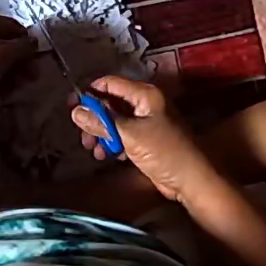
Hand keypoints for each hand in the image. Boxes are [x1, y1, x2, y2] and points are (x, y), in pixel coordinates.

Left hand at [0, 14, 34, 96]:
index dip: (26, 39)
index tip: (38, 56)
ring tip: (18, 87)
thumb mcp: (4, 53)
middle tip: (33, 76)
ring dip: (12, 74)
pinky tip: (3, 94)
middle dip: (21, 60)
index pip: (11, 25)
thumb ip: (23, 47)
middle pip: (5, 44)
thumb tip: (35, 41)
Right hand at [71, 76, 218, 202]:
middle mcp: (144, 104)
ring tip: (92, 149)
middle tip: (82, 134)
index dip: (90, 93)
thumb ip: (102, 121)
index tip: (72, 106)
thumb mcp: (130, 135)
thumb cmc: (164, 152)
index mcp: (145, 95)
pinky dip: (111, 143)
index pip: (110, 84)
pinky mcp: (145, 140)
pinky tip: (104, 155)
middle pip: (110, 103)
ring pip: (113, 121)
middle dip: (94, 118)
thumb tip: (75, 111)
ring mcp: (145, 122)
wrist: (192, 182)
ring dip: (100, 133)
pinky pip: (121, 135)